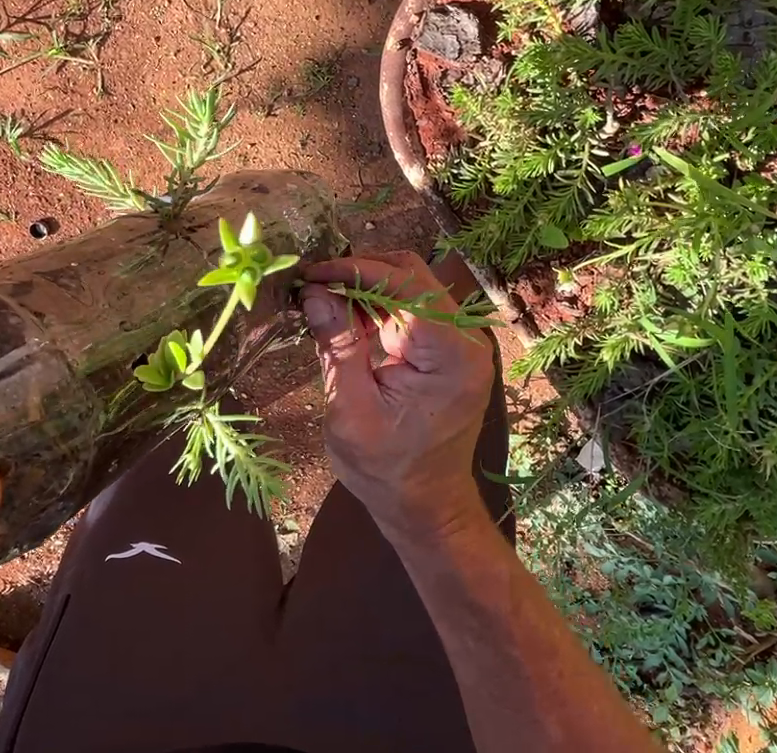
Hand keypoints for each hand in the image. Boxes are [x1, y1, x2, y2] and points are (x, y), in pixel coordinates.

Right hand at [301, 252, 496, 540]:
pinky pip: (409, 309)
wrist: (425, 506)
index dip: (356, 271)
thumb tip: (313, 292)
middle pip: (412, 276)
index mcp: (452, 354)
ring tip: (320, 294)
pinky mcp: (445, 348)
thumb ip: (337, 346)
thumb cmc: (387, 470)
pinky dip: (375, 306)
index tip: (311, 273)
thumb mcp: (351, 410)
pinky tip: (342, 314)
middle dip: (359, 272)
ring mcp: (458, 341)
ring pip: (409, 286)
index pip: (406, 285)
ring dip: (364, 287)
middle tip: (312, 282)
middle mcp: (465, 339)